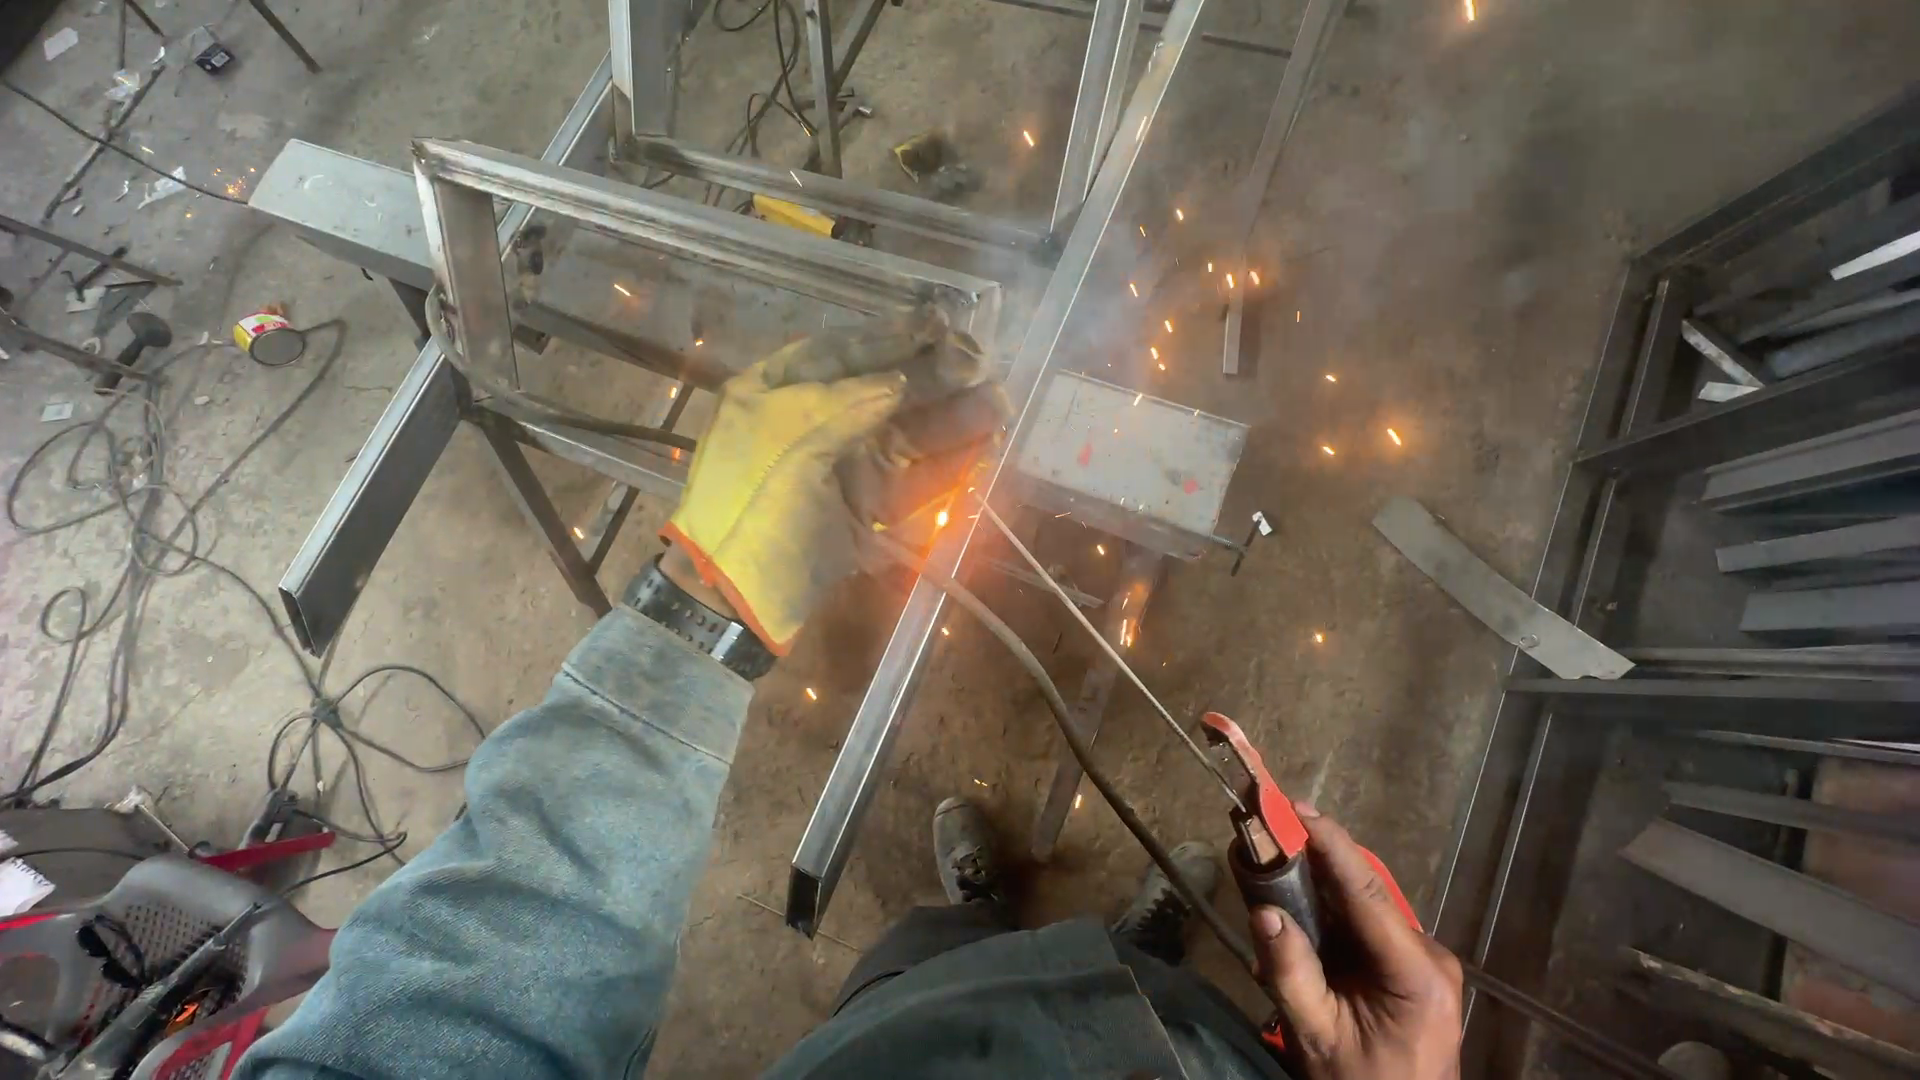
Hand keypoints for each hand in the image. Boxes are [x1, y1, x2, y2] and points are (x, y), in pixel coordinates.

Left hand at [660, 307, 1009, 652]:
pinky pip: (911, 483)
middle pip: (881, 392)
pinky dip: (946, 467)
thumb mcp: (792, 437)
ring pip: (905, 436)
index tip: (942, 323)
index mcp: (774, 393)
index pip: (840, 352)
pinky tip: (984, 448)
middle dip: (933, 377)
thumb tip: (905, 379)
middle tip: (983, 363)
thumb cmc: (752, 506)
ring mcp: (839, 470)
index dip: (892, 336)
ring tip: (1000, 404)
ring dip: (952, 420)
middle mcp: (810, 425)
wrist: (734, 602)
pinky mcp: (863, 513)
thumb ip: (852, 401)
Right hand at [1250, 803, 1463, 1079]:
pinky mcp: (1414, 967)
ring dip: (1318, 885)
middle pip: (1364, 891)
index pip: (1366, 891)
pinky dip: (1330, 909)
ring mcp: (1426, 960)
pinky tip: (1300, 909)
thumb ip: (1289, 973)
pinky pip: (1365, 922)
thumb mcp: (1316, 1036)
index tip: (1297, 807)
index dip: (1331, 844)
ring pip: (1363, 903)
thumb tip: (1263, 911)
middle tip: (1267, 836)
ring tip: (1273, 869)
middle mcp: (1430, 956)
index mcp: (1416, 974)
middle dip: (1314, 860)